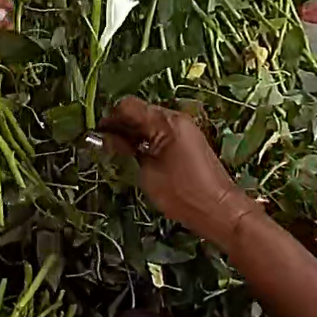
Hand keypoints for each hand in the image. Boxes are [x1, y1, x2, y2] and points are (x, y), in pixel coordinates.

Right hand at [95, 97, 264, 248]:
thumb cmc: (182, 194)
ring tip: (116, 152)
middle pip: (140, 112)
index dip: (109, 117)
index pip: (128, 106)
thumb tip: (103, 138)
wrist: (220, 210)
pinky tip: (136, 156)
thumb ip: (124, 151)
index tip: (96, 133)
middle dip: (120, 126)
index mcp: (166, 122)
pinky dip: (147, 140)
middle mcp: (177, 119)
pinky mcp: (189, 141)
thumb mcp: (146, 173)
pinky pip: (162, 132)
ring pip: (150, 122)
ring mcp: (185, 129)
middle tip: (102, 144)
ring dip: (133, 133)